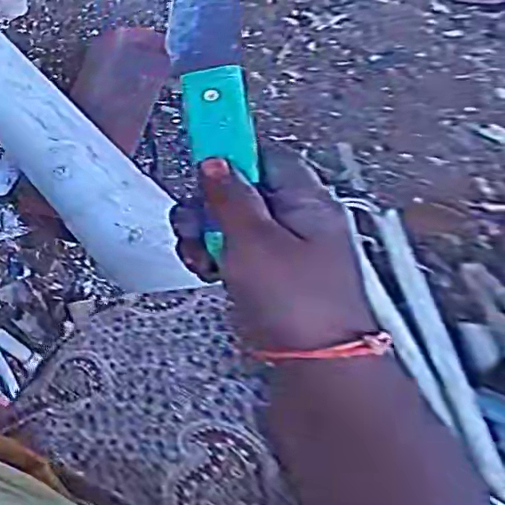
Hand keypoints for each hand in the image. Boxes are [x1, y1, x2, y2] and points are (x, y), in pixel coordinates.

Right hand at [202, 147, 376, 352]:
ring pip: (218, 217)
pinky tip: (206, 267)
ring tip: (201, 255)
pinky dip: (204, 251)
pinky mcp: (256, 262)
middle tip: (196, 225)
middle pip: (232, 189)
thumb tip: (215, 161)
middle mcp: (292, 218)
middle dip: (202, 205)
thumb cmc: (292, 295)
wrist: (308, 352)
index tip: (199, 152)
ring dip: (197, 232)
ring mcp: (274, 241)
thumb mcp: (253, 239)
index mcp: (305, 204)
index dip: (233, 152)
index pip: (266, 158)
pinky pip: (219, 242)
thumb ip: (230, 197)